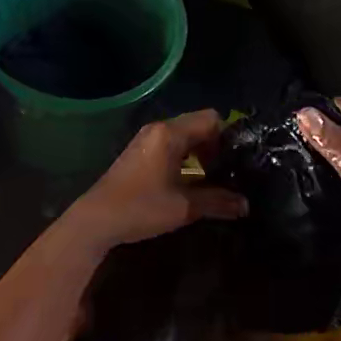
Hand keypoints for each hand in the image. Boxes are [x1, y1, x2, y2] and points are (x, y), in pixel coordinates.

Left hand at [63, 110, 247, 254]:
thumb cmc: (141, 208)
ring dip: (199, 151)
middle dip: (215, 144)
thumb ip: (217, 201)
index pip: (211, 119)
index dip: (227, 137)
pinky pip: (171, 143)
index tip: (235, 161)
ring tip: (211, 176)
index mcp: (170, 133)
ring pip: (184, 135)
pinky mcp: (140, 152)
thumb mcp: (183, 207)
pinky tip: (188, 179)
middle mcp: (159, 129)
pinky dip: (185, 155)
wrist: (96, 220)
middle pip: (198, 124)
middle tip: (226, 170)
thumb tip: (245, 205)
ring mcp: (147, 139)